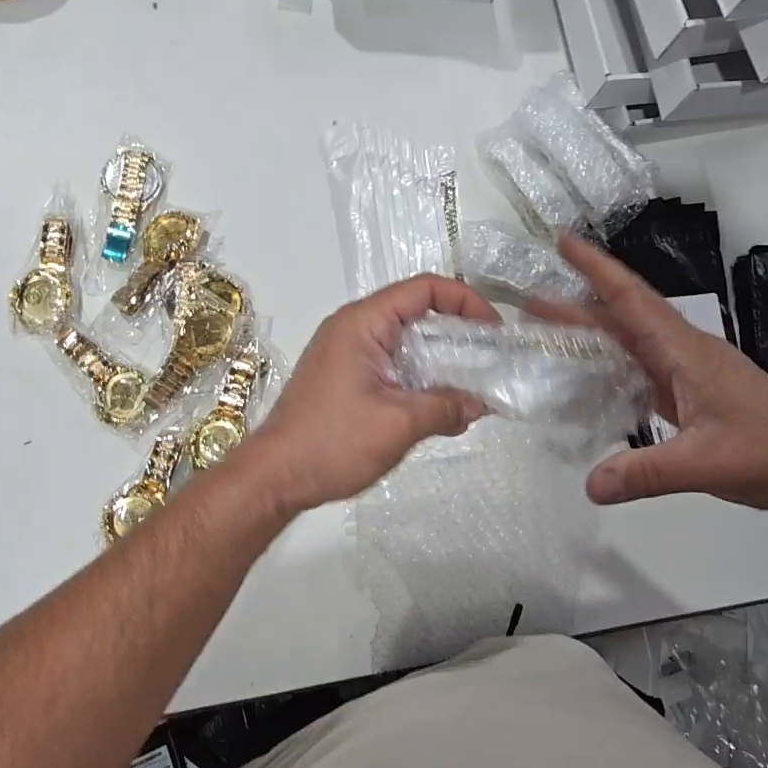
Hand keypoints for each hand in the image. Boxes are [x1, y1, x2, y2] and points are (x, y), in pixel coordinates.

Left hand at [245, 275, 497, 513]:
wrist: (274, 478)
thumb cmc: (332, 443)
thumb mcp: (398, 424)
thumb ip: (444, 407)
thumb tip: (479, 404)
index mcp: (362, 324)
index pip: (423, 289)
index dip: (464, 301)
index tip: (494, 329)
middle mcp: (353, 330)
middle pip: (416, 314)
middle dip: (458, 335)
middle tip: (491, 360)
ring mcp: (347, 356)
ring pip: (406, 344)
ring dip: (441, 362)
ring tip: (475, 387)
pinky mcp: (345, 381)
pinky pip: (392, 367)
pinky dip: (421, 380)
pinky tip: (443, 408)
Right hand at [531, 236, 767, 512]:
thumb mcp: (705, 463)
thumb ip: (646, 473)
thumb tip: (589, 485)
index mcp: (685, 352)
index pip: (632, 300)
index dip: (596, 269)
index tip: (563, 240)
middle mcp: (684, 354)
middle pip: (623, 320)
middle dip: (578, 305)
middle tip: (530, 302)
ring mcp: (690, 375)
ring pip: (633, 345)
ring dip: (594, 336)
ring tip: (553, 336)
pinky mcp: (695, 397)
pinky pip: (644, 374)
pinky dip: (614, 371)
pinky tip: (595, 384)